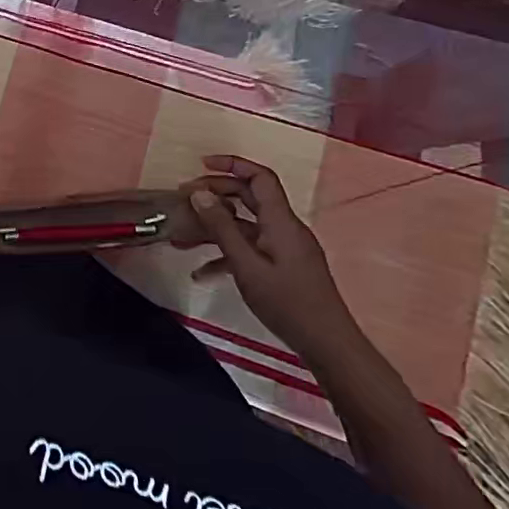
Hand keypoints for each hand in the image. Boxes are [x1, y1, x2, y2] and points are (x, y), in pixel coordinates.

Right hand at [183, 155, 360, 360]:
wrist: (327, 344)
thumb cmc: (286, 302)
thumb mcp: (246, 264)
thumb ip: (221, 227)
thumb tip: (199, 193)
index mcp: (280, 221)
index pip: (260, 177)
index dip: (232, 165)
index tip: (201, 165)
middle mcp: (284, 227)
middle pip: (250, 197)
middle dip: (215, 194)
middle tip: (184, 199)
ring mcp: (284, 247)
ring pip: (245, 224)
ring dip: (214, 226)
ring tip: (182, 237)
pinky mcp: (282, 265)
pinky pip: (250, 247)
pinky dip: (226, 252)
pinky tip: (201, 272)